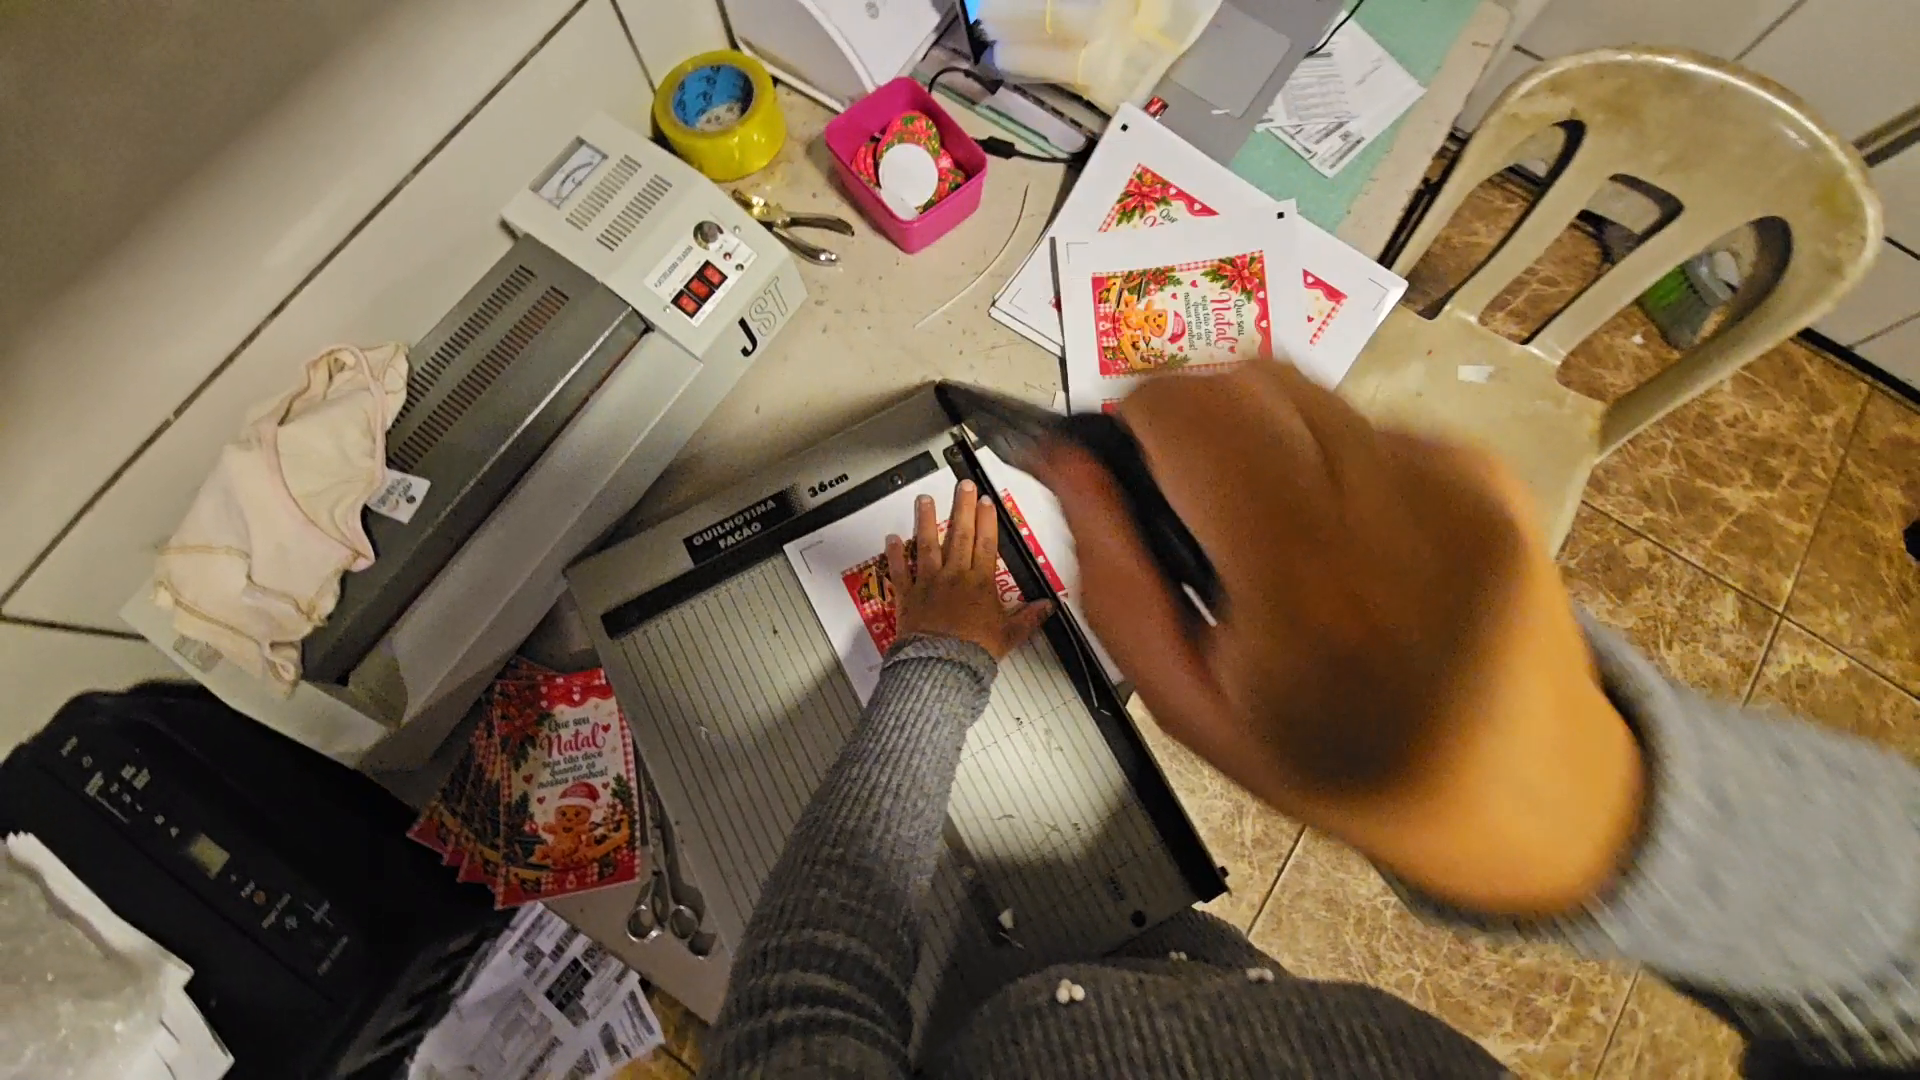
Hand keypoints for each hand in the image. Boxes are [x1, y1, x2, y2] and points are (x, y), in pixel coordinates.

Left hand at [888, 480, 1053, 660]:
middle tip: (962, 485)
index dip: (986, 520)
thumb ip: (1029, 618)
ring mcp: (929, 583)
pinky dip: (895, 555)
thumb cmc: (975, 652)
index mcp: (980, 583)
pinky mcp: (908, 596)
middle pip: (959, 535)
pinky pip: (899, 571)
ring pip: (927, 545)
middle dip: (961, 507)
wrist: (942, 667)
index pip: (985, 543)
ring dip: (925, 520)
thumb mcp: (1009, 635)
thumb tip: (1049, 607)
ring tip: (924, 500)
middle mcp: (954, 576)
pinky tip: (891, 538)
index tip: (985, 501)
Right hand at [1035, 363, 1642, 914]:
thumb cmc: (1334, 762)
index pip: (1193, 410)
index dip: (1134, 419)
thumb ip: (1114, 578)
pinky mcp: (1483, 466)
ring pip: (1296, 388)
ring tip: (1261, 527)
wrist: (1522, 791)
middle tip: (1182, 502)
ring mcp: (1452, 473)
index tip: (1121, 465)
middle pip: (1243, 377)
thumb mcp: (1187, 704)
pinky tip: (1330, 533)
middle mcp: (1392, 501)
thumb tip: (1069, 463)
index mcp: (1305, 577)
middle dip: (1186, 421)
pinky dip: (1313, 456)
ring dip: (1249, 437)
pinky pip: (1355, 420)